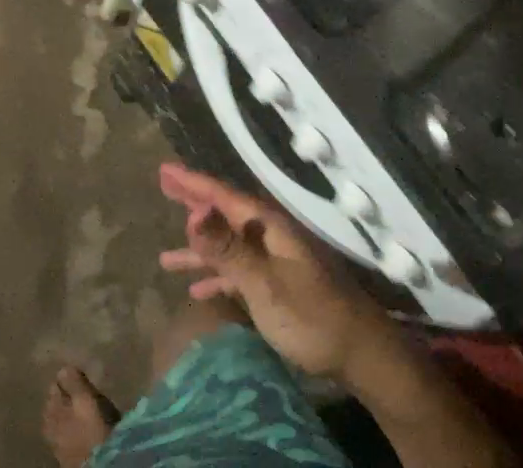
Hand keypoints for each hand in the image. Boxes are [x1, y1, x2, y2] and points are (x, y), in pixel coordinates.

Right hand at [157, 163, 394, 381]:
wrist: (358, 352)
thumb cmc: (310, 315)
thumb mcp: (263, 282)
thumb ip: (227, 249)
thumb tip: (193, 211)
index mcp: (269, 227)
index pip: (223, 197)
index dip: (193, 183)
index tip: (164, 170)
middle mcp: (270, 237)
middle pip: (225, 214)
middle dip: (194, 203)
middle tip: (164, 187)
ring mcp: (275, 262)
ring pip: (229, 247)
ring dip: (199, 250)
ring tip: (165, 257)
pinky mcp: (278, 287)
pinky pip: (238, 273)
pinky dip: (217, 278)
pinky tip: (197, 291)